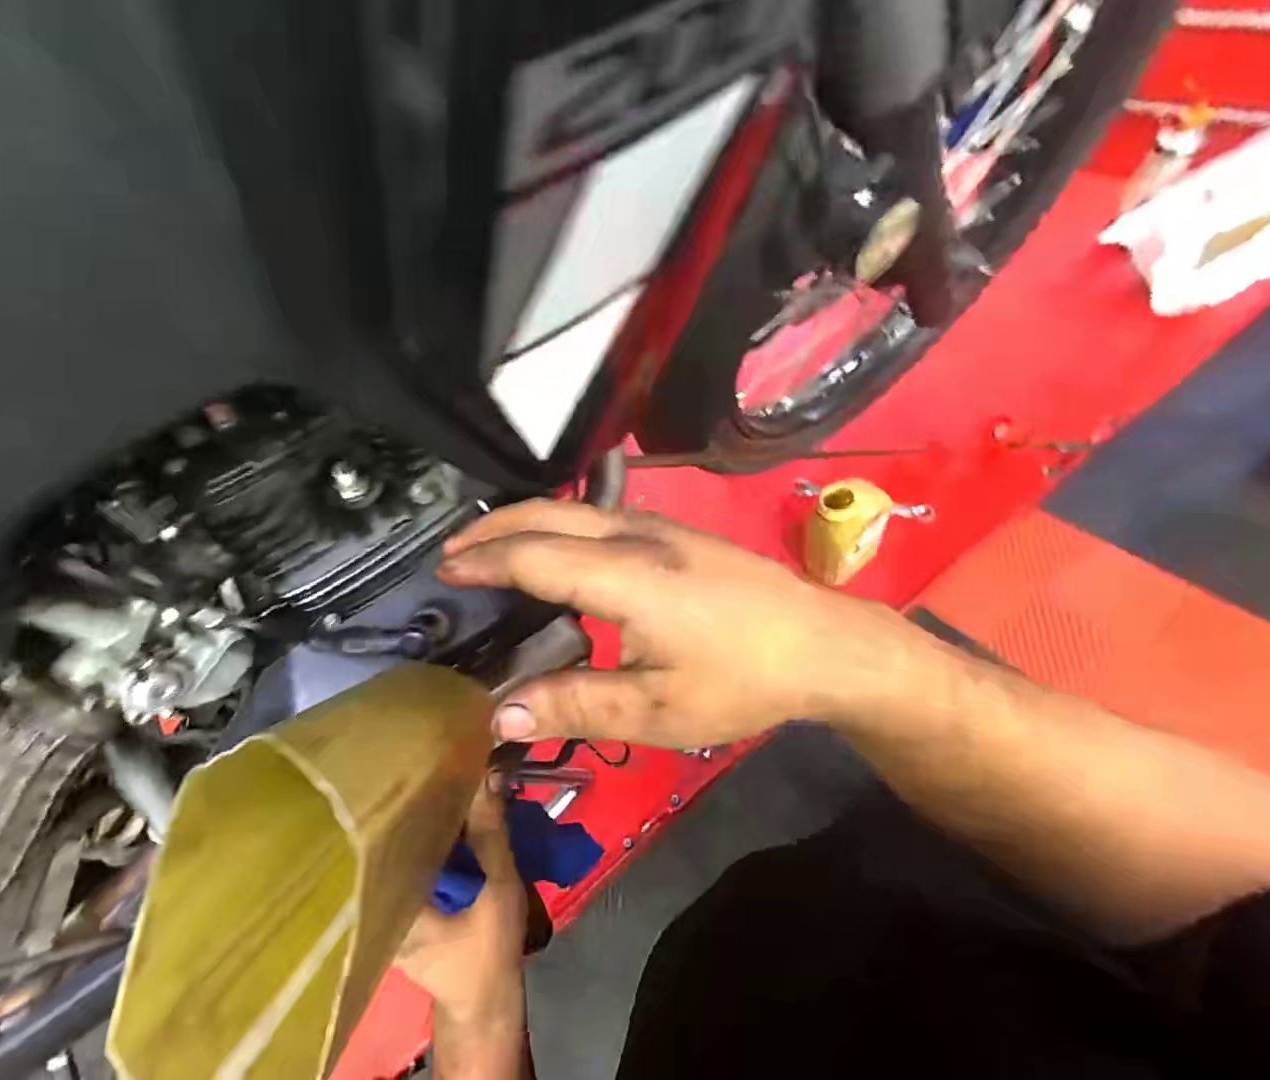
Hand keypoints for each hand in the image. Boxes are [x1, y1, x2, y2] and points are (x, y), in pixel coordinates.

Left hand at [395, 775, 526, 1078]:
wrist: (484, 1001)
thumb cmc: (487, 953)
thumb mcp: (499, 891)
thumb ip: (492, 834)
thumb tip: (487, 773)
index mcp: (387, 900)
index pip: (387, 832)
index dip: (405, 792)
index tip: (422, 755)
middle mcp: (373, 899)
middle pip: (391, 833)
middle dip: (415, 796)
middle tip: (433, 752)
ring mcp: (384, 901)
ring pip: (401, 842)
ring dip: (424, 812)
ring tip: (440, 769)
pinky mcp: (399, 900)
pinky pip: (410, 854)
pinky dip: (430, 833)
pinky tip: (447, 806)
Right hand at [438, 499, 912, 746]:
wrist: (826, 644)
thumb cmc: (744, 680)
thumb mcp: (658, 709)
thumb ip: (575, 705)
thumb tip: (500, 713)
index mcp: (627, 576)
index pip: (534, 556)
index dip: (484, 561)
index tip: (444, 571)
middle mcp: (640, 536)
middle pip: (548, 513)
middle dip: (493, 526)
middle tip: (453, 552)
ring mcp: (664, 527)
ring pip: (577, 507)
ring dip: (527, 519)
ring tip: (492, 547)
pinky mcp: (680, 533)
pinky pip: (602, 514)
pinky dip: (561, 523)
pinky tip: (559, 550)